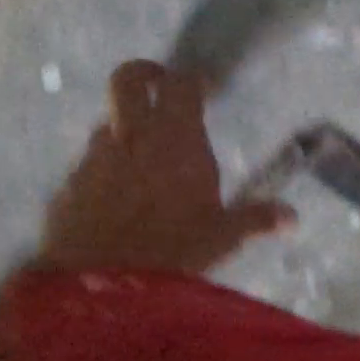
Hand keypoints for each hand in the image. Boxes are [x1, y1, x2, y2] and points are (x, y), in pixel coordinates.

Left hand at [33, 61, 294, 272]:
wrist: (94, 286)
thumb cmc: (172, 251)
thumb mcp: (225, 236)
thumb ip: (257, 219)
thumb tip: (292, 219)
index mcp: (176, 141)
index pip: (182, 85)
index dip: (194, 79)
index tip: (208, 88)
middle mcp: (132, 139)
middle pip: (127, 81)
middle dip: (146, 74)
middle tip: (163, 87)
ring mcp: (93, 161)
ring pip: (108, 126)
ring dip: (127, 132)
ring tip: (149, 161)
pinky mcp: (67, 187)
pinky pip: (91, 166)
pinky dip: (108, 171)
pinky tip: (122, 201)